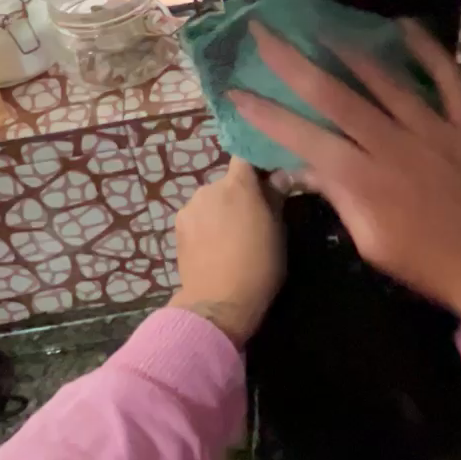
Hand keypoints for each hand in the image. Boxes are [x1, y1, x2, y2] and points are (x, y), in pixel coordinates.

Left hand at [167, 158, 283, 345]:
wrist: (218, 301)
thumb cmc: (259, 265)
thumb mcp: (277, 231)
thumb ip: (276, 197)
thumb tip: (282, 174)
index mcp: (238, 184)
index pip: (246, 157)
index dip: (257, 165)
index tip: (268, 177)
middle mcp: (210, 187)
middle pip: (228, 181)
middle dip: (239, 193)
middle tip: (252, 217)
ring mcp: (190, 207)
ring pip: (211, 199)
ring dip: (221, 209)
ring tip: (231, 236)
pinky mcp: (178, 226)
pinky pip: (197, 215)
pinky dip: (206, 223)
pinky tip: (213, 245)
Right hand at [230, 19, 460, 319]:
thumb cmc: (425, 265)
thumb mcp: (370, 242)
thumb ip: (339, 197)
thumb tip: (302, 165)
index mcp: (364, 180)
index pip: (304, 138)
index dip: (267, 114)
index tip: (237, 90)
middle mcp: (394, 146)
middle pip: (336, 96)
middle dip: (294, 63)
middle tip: (264, 32)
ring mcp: (435, 132)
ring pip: (386, 82)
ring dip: (350, 51)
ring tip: (322, 27)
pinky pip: (450, 80)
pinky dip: (429, 51)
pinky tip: (406, 26)